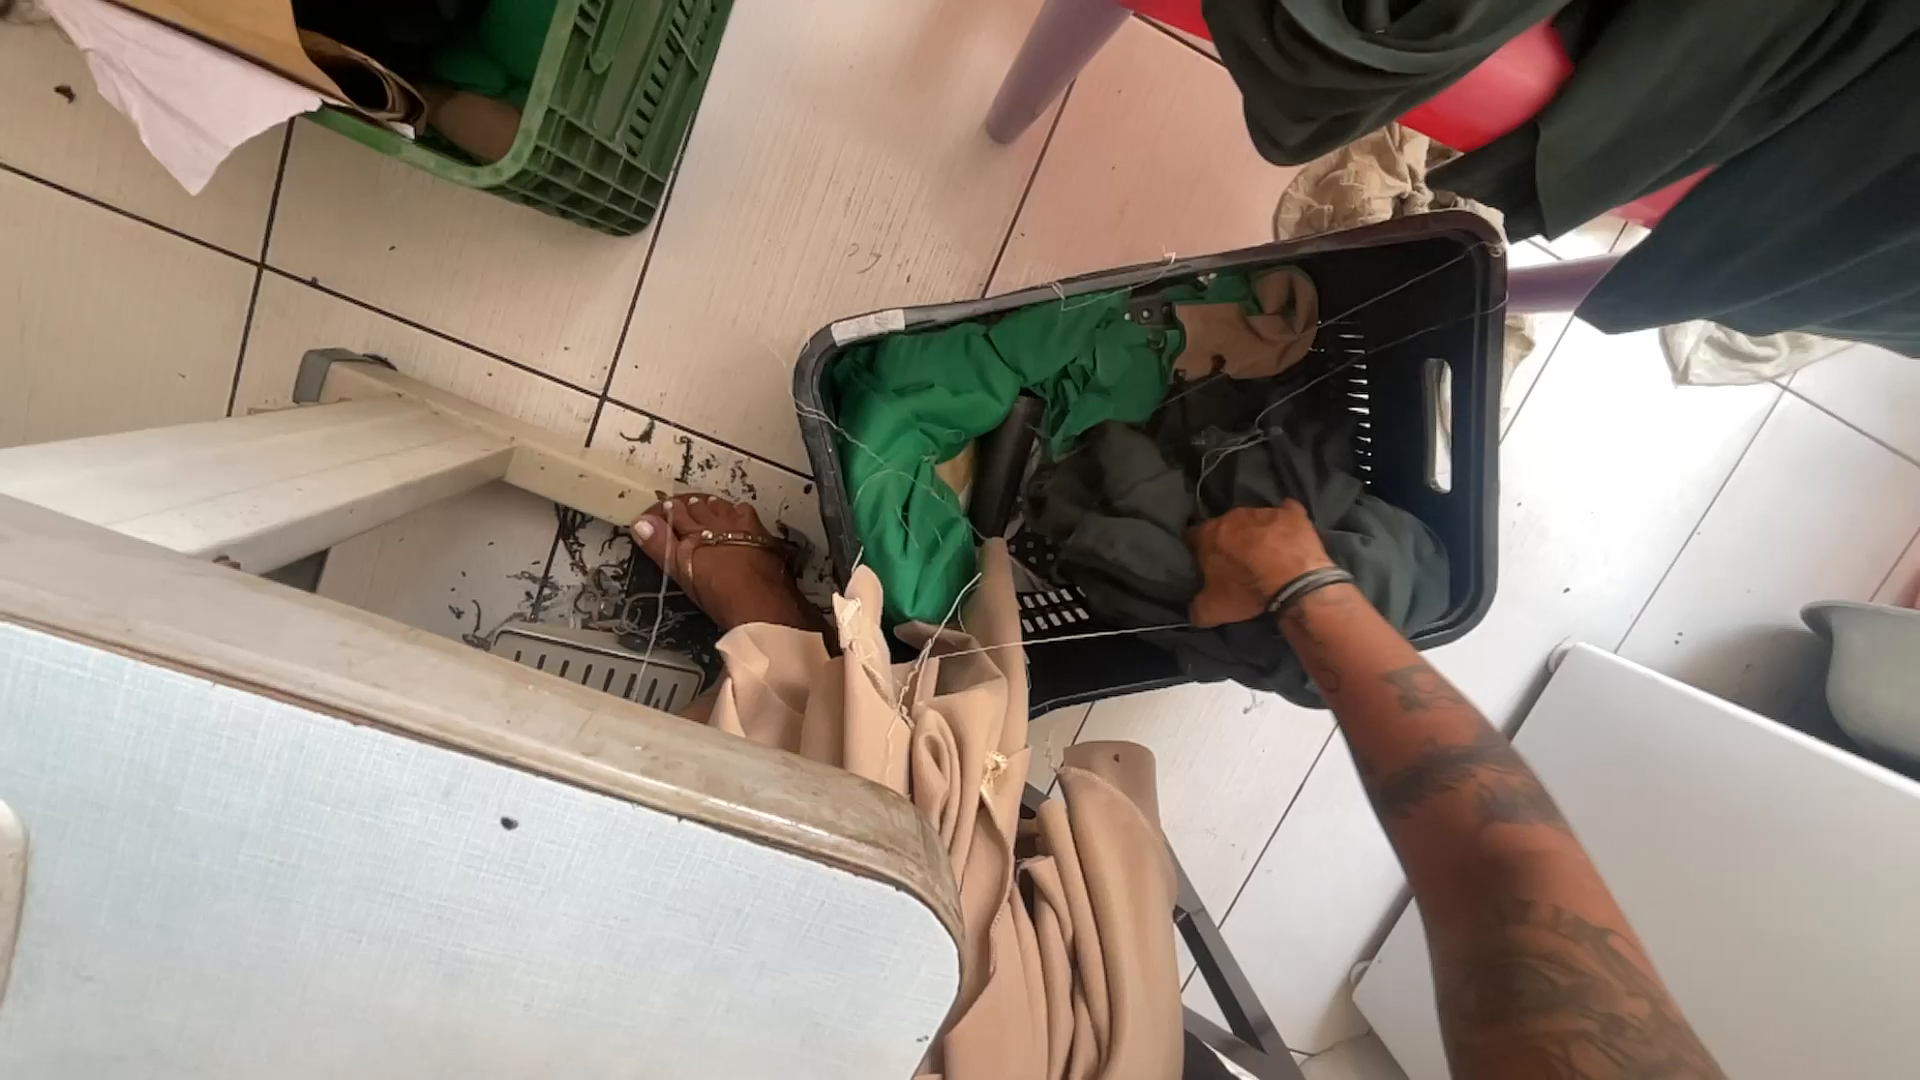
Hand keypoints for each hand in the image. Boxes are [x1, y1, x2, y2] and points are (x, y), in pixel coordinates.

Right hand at [1187, 501, 1335, 627]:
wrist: (1294, 584)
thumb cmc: (1247, 591)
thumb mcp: (1212, 609)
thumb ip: (1197, 607)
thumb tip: (1194, 613)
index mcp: (1207, 534)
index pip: (1192, 536)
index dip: (1198, 550)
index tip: (1205, 563)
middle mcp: (1232, 516)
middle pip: (1224, 525)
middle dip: (1228, 540)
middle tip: (1236, 561)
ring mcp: (1263, 512)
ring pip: (1253, 519)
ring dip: (1255, 532)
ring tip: (1265, 553)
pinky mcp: (1292, 514)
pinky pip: (1286, 511)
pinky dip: (1285, 521)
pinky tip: (1289, 534)